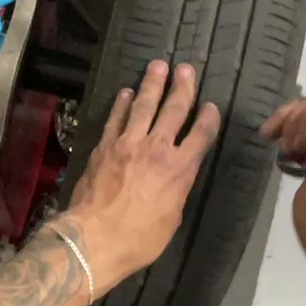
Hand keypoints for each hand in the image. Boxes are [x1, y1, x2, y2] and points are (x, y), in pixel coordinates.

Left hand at [61, 61, 220, 294]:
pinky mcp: (105, 145)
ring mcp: (129, 143)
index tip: (210, 106)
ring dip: (152, 84)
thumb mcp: (172, 218)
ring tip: (158, 66)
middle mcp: (158, 149)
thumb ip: (176, 190)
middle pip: (174, 111)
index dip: (208, 117)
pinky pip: (116, 118)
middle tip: (186, 69)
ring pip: (144, 106)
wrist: (95, 238)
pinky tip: (127, 92)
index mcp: (180, 169)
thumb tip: (175, 178)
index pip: (201, 134)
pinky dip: (122, 103)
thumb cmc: (139, 238)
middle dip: (182, 88)